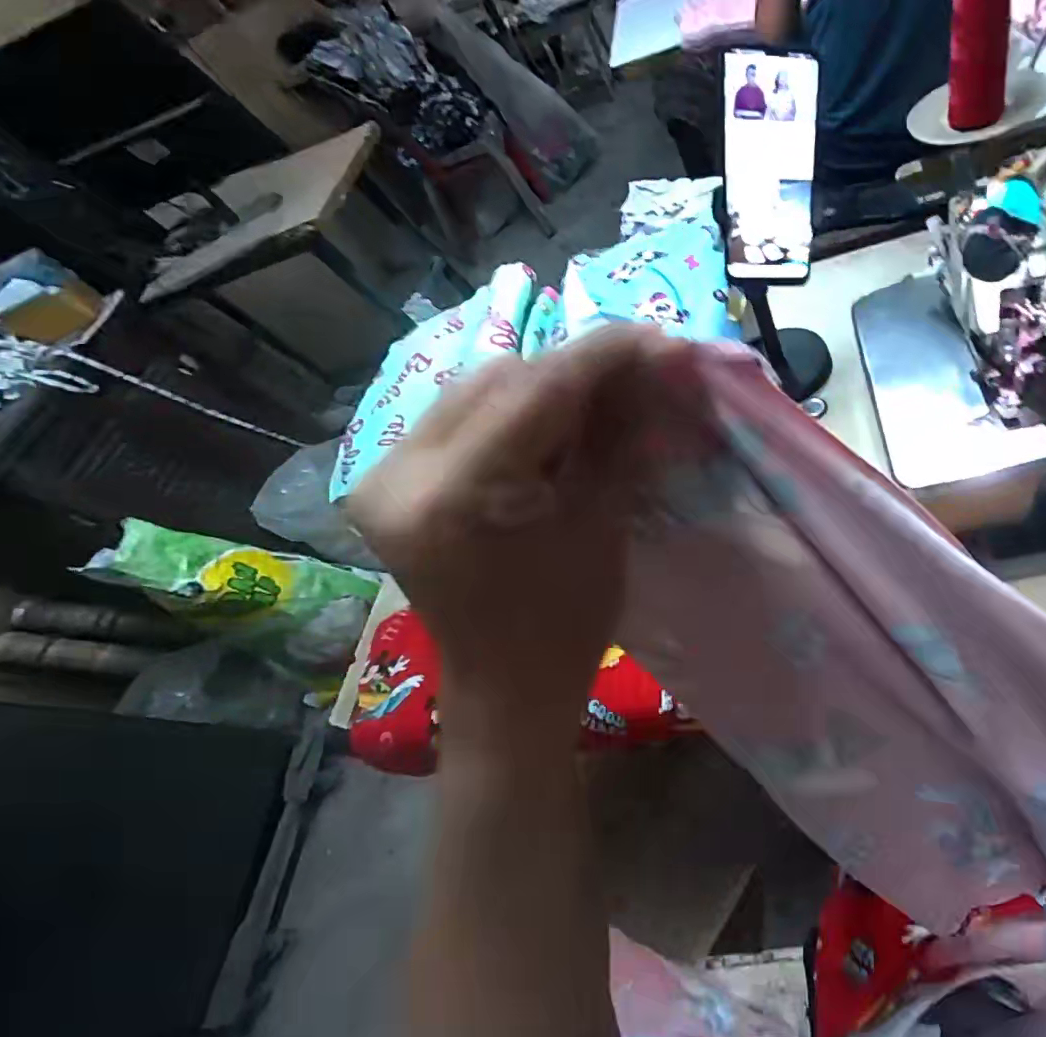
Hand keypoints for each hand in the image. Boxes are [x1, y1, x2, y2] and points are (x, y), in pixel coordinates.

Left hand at [346, 325, 682, 747]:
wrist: (506, 688)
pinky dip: (514, 409)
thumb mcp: (602, 525)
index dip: (608, 356)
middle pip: (501, 378)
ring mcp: (381, 473)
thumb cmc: (568, 626)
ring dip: (546, 386)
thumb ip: (620, 436)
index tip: (663, 339)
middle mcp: (399, 472)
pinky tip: (553, 423)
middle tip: (640, 375)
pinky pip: (459, 415)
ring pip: (476, 388)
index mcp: (457, 496)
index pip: (539, 390)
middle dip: (578, 370)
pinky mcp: (385, 479)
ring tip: (601, 400)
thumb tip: (657, 365)